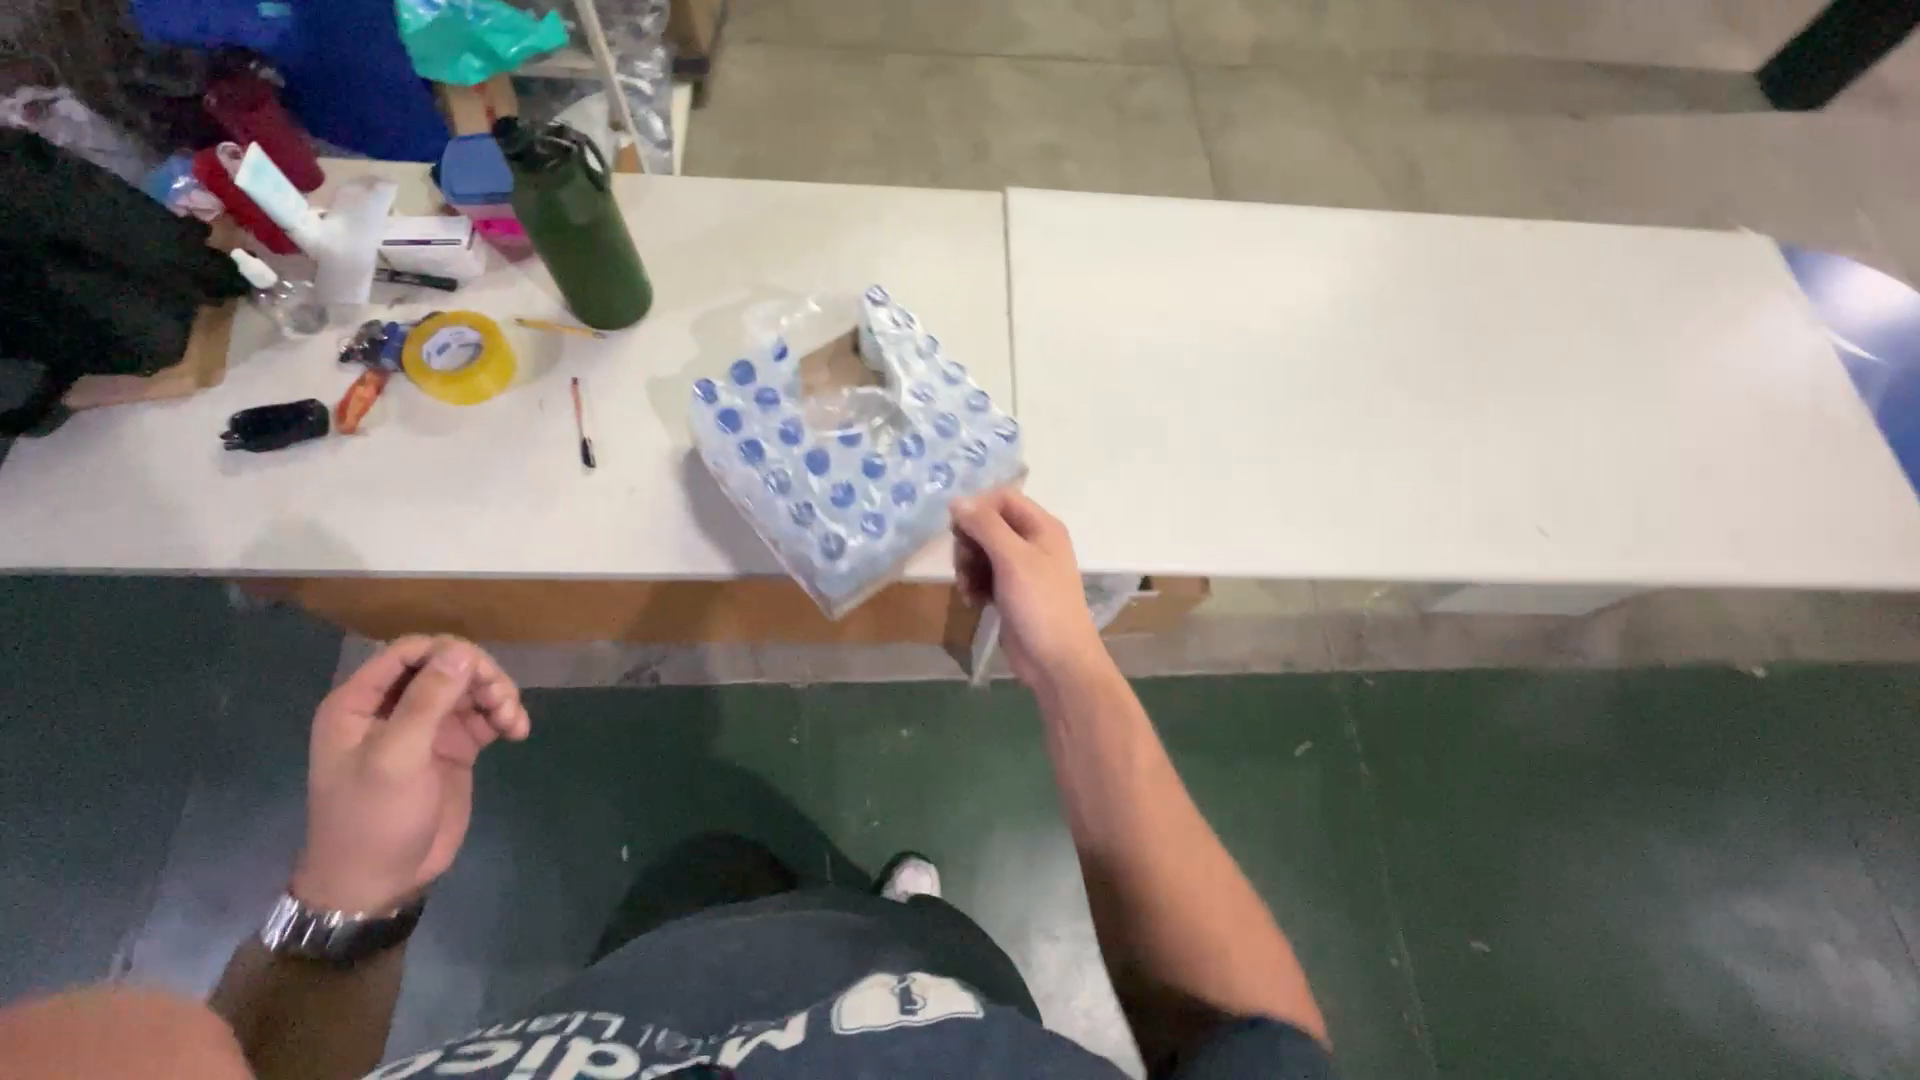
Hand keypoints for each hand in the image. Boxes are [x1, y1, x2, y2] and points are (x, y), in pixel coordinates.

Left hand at [291, 635, 529, 912]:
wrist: (379, 881)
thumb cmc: (372, 818)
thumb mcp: (396, 757)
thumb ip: (427, 701)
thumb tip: (462, 651)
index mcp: (360, 703)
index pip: (409, 652)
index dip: (448, 653)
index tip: (480, 674)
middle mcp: (393, 708)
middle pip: (447, 665)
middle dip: (480, 676)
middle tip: (502, 701)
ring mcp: (426, 728)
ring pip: (471, 687)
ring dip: (498, 695)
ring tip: (512, 722)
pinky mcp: (453, 747)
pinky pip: (485, 715)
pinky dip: (505, 716)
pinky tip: (518, 733)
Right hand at [951, 489, 1107, 687]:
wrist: (1056, 660)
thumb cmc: (1040, 604)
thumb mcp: (1012, 559)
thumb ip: (985, 526)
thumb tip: (957, 501)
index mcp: (1042, 527)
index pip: (1003, 498)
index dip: (978, 508)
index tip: (958, 529)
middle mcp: (1033, 542)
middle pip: (988, 524)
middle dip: (969, 542)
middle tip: (963, 564)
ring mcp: (1021, 569)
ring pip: (982, 551)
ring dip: (968, 566)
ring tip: (967, 588)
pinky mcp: (1010, 592)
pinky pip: (984, 576)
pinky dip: (974, 585)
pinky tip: (973, 602)